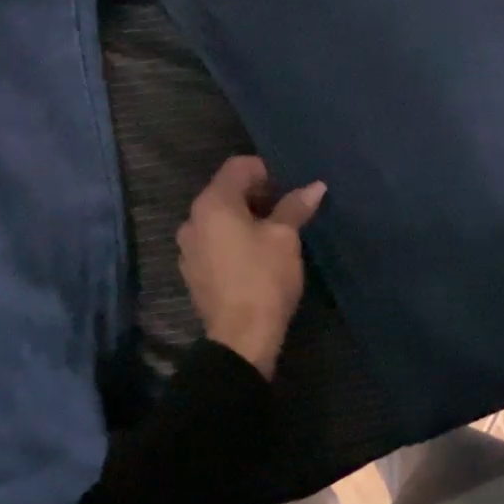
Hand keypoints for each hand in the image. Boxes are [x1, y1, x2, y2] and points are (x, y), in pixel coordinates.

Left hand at [178, 156, 326, 377]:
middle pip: (225, 192)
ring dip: (244, 219)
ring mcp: (188, 248)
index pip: (237, 167)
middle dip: (256, 195)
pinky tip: (254, 258)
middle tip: (285, 209)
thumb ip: (295, 207)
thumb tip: (315, 187)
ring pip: (218, 220)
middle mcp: (192, 220)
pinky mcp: (192, 273)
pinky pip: (213, 243)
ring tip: (273, 234)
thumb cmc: (264, 277)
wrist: (241, 337)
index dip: (265, 170)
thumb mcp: (285, 238)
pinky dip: (232, 241)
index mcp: (212, 203)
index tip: (288, 186)